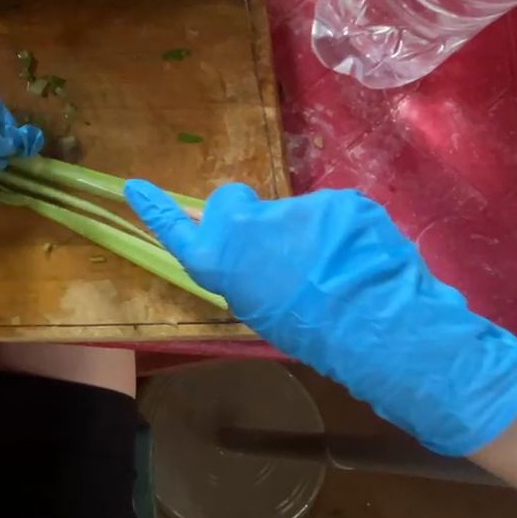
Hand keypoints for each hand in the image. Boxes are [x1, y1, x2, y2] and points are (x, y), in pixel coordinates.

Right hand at [124, 180, 516, 454]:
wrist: (384, 332)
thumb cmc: (312, 332)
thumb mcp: (259, 306)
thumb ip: (242, 268)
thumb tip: (249, 247)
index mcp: (220, 262)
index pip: (177, 229)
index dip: (155, 209)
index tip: (132, 185)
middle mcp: (246, 227)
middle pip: (233, 202)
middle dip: (249, 217)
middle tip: (280, 250)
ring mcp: (293, 209)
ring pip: (293, 212)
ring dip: (307, 232)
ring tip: (335, 268)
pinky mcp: (339, 201)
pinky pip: (334, 212)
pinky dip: (344, 231)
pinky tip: (360, 259)